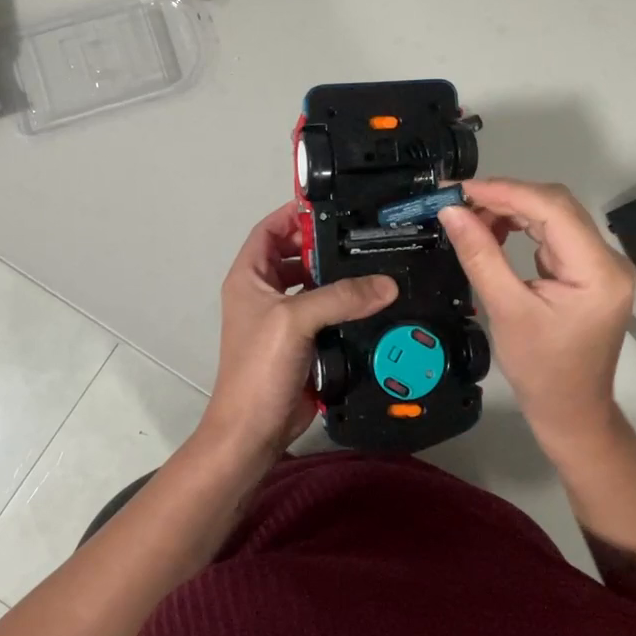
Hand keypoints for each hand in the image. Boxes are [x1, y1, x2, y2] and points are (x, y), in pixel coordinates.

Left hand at [201, 203, 398, 460]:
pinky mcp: (302, 344)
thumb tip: (387, 284)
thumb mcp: (295, 321)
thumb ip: (340, 296)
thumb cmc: (260, 368)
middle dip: (325, 244)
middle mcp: (263, 293)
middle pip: (295, 255)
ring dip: (338, 277)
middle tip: (366, 235)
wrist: (253, 430)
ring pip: (313, 285)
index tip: (333, 205)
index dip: (295, 214)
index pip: (269, 230)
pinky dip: (346, 306)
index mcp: (249, 277)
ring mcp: (282, 320)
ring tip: (377, 264)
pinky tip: (375, 303)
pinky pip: (326, 314)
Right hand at [438, 179, 635, 457]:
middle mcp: (608, 259)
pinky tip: (491, 232)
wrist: (571, 411)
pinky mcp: (587, 272)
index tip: (459, 190)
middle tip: (456, 202)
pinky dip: (520, 227)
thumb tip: (452, 213)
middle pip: (555, 206)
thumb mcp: (506, 310)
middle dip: (504, 197)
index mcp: (598, 270)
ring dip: (510, 210)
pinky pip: (553, 235)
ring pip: (553, 216)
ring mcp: (600, 265)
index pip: (552, 208)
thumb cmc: (541, 370)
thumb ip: (480, 255)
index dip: (504, 192)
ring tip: (468, 217)